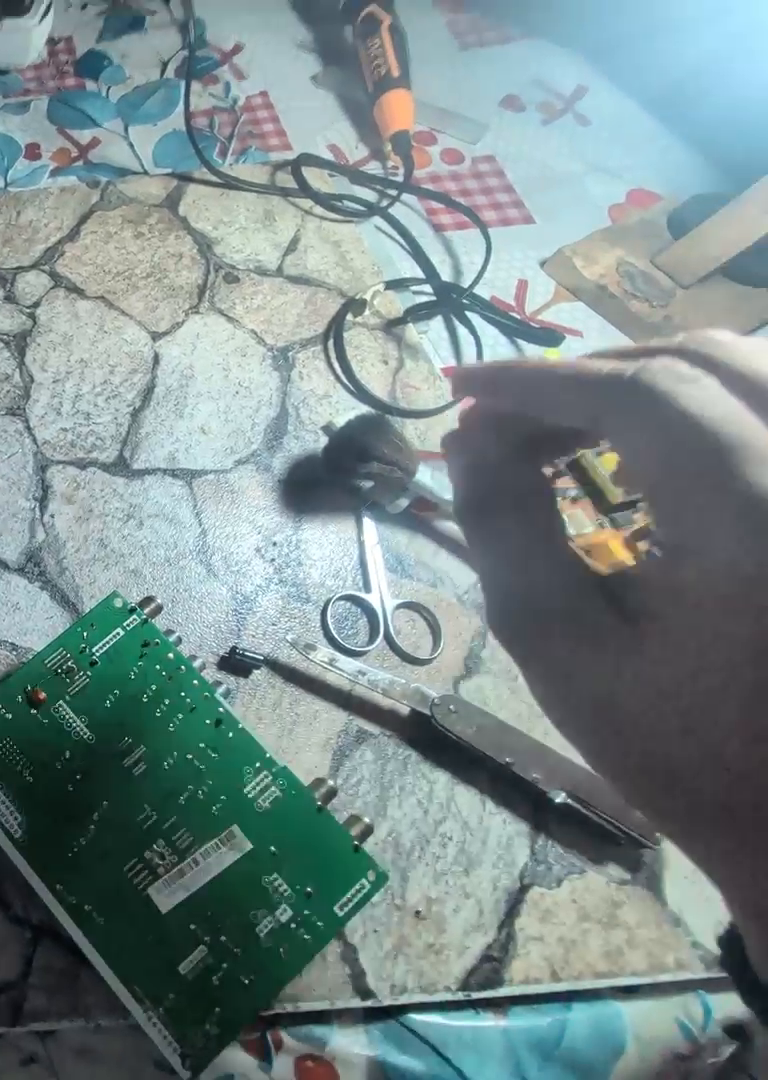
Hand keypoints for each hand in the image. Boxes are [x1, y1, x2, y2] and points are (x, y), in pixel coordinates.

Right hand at [445, 331, 767, 936]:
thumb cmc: (676, 740)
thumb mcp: (555, 640)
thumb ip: (504, 526)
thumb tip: (465, 438)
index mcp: (756, 524)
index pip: (641, 398)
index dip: (535, 381)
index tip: (456, 392)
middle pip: (705, 364)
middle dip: (581, 378)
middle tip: (495, 421)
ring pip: (749, 373)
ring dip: (635, 387)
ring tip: (552, 432)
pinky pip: (767, 410)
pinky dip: (689, 408)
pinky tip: (633, 448)